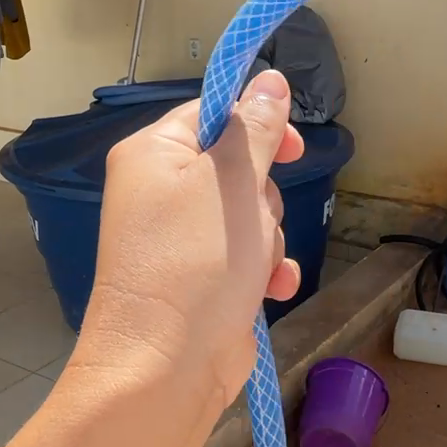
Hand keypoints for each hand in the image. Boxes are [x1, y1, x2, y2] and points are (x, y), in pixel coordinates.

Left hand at [77, 70, 304, 406]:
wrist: (166, 367)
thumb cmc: (197, 261)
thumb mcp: (234, 181)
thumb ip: (257, 127)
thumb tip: (269, 79)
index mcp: (154, 154)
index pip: (212, 114)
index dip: (256, 125)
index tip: (292, 146)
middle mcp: (161, 192)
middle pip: (238, 167)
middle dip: (264, 196)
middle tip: (258, 219)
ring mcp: (181, 239)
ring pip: (251, 214)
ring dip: (269, 238)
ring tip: (257, 265)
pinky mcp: (202, 278)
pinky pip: (247, 255)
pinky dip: (264, 269)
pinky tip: (272, 289)